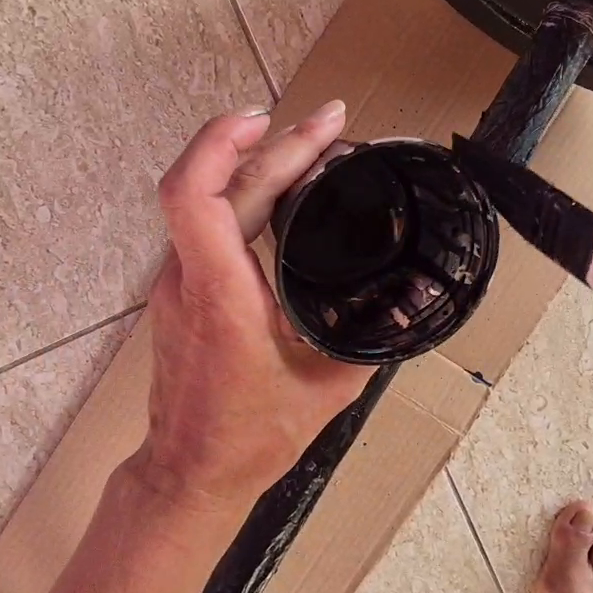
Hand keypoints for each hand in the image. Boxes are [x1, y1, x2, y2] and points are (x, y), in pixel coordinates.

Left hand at [135, 101, 374, 514]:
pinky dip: (239, 190)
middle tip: (329, 123)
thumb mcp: (328, 389)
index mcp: (221, 297)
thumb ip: (375, 339)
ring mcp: (175, 282)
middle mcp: (188, 279)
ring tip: (306, 142)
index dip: (228, 142)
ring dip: (248, 158)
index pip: (198, 195)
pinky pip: (203, 220)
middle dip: (270, 141)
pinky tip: (278, 188)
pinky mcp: (179, 289)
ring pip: (203, 197)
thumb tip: (416, 299)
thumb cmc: (249, 440)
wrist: (188, 472)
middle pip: (214, 183)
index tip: (284, 120)